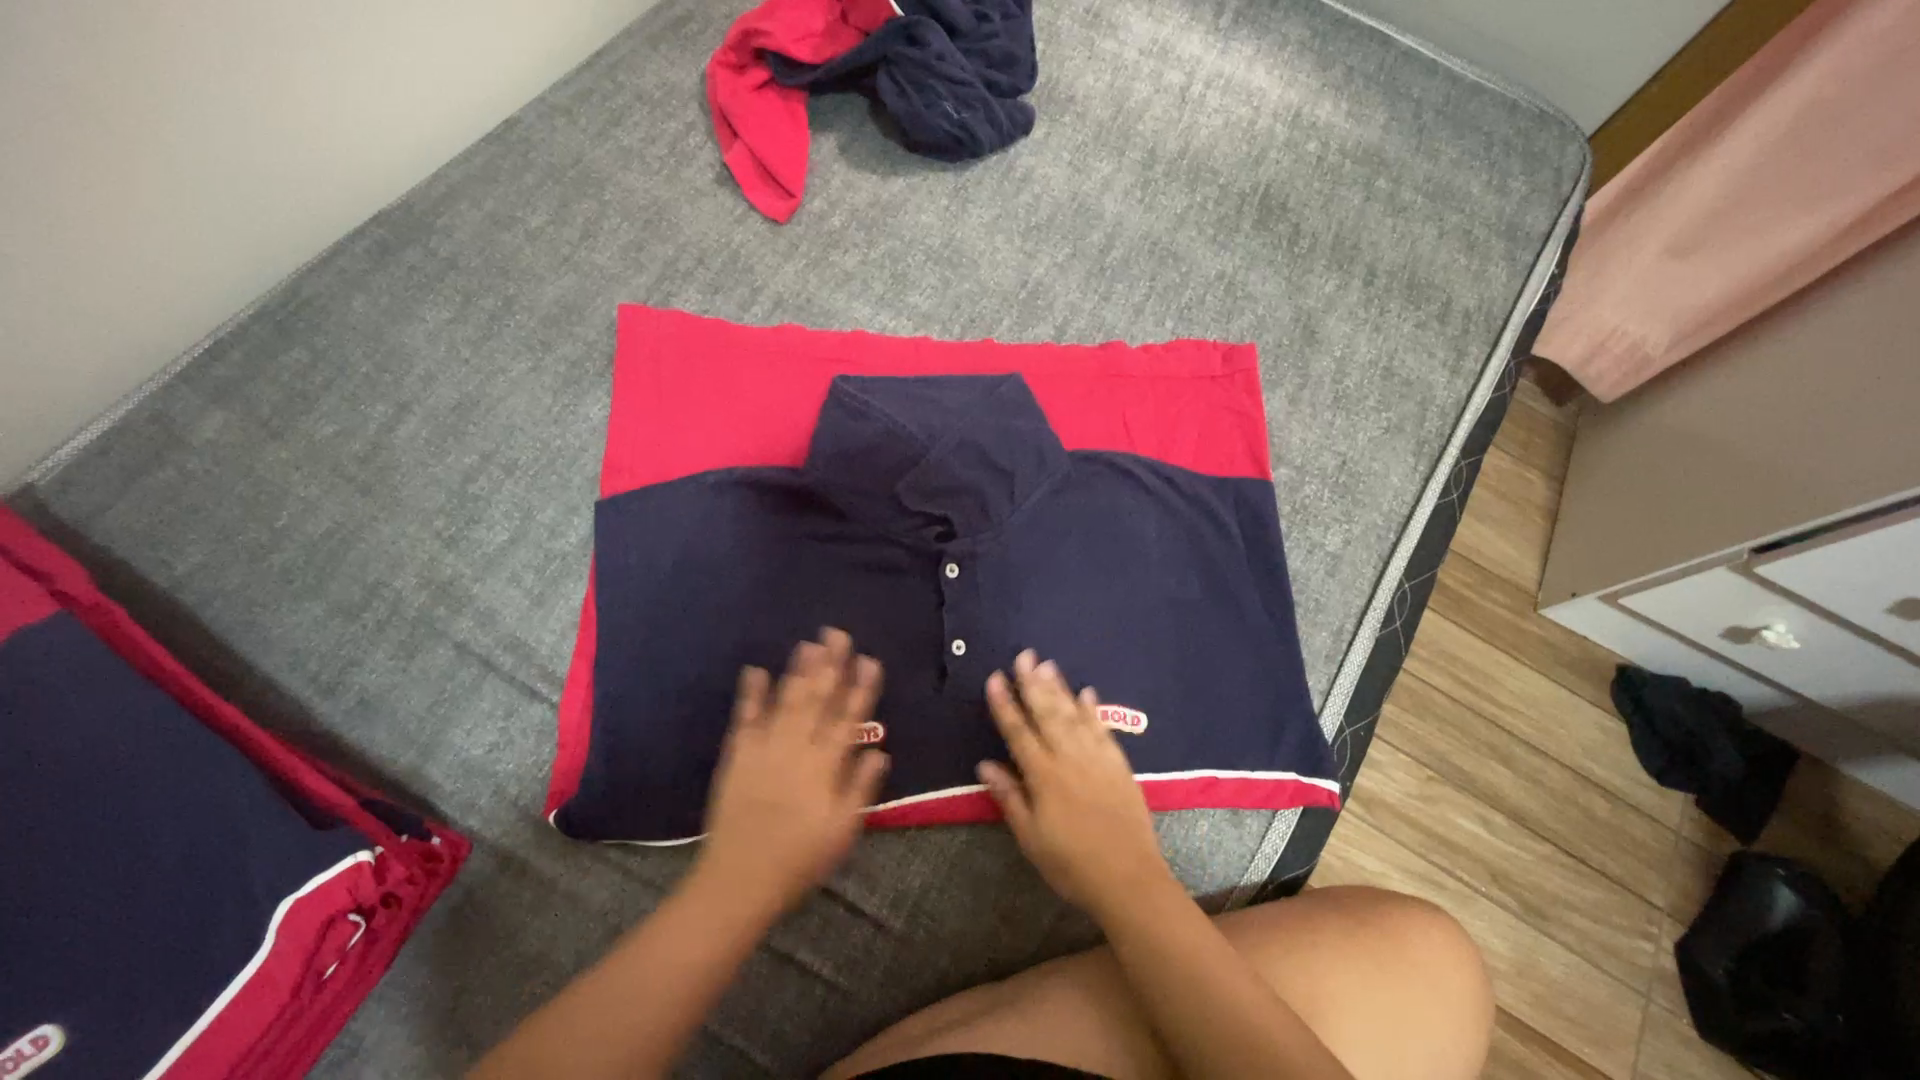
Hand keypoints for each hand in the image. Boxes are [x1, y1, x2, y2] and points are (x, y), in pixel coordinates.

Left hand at [696, 628, 889, 913]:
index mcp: (825, 768)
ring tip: (808, 643)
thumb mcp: (842, 831)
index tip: (870, 659)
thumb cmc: (799, 860)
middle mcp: (796, 750)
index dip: (861, 688)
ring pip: (785, 701)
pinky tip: (756, 670)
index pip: (848, 719)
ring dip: (797, 671)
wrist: (739, 880)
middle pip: (817, 700)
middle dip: (830, 665)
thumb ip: (861, 788)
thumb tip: (879, 750)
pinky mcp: (737, 757)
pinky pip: (745, 719)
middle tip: (837, 633)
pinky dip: (751, 694)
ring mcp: (764, 750)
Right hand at [977, 650, 1177, 916]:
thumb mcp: (1030, 838)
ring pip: (1075, 715)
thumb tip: (985, 765)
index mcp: (1043, 777)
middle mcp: (1070, 759)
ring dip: (1060, 688)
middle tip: (1024, 655)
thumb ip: (1010, 797)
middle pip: (1047, 714)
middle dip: (1033, 683)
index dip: (1005, 705)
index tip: (994, 678)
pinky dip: (1093, 710)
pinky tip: (1086, 693)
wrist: (1129, 879)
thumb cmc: (1071, 864)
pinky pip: (1104, 729)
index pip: (1018, 732)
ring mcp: (1098, 759)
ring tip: (1048, 664)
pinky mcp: (1120, 766)